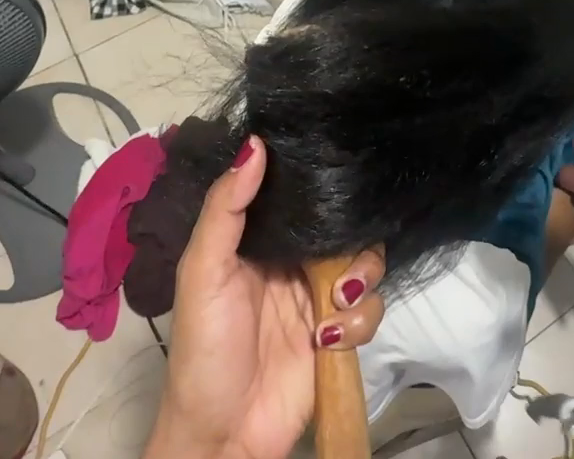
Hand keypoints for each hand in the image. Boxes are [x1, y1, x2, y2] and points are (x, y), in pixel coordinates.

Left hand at [144, 137, 386, 458]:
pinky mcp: (340, 334)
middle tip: (337, 268)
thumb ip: (227, 208)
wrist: (223, 434)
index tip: (342, 172)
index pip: (304, 195)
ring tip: (330, 309)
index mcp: (262, 239)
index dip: (323, 183)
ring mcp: (320, 298)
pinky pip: (370, 310)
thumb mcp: (203, 271)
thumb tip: (256, 143)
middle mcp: (296, 262)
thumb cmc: (204, 347)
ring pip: (366, 267)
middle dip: (354, 244)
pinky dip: (357, 322)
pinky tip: (327, 341)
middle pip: (347, 229)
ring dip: (359, 285)